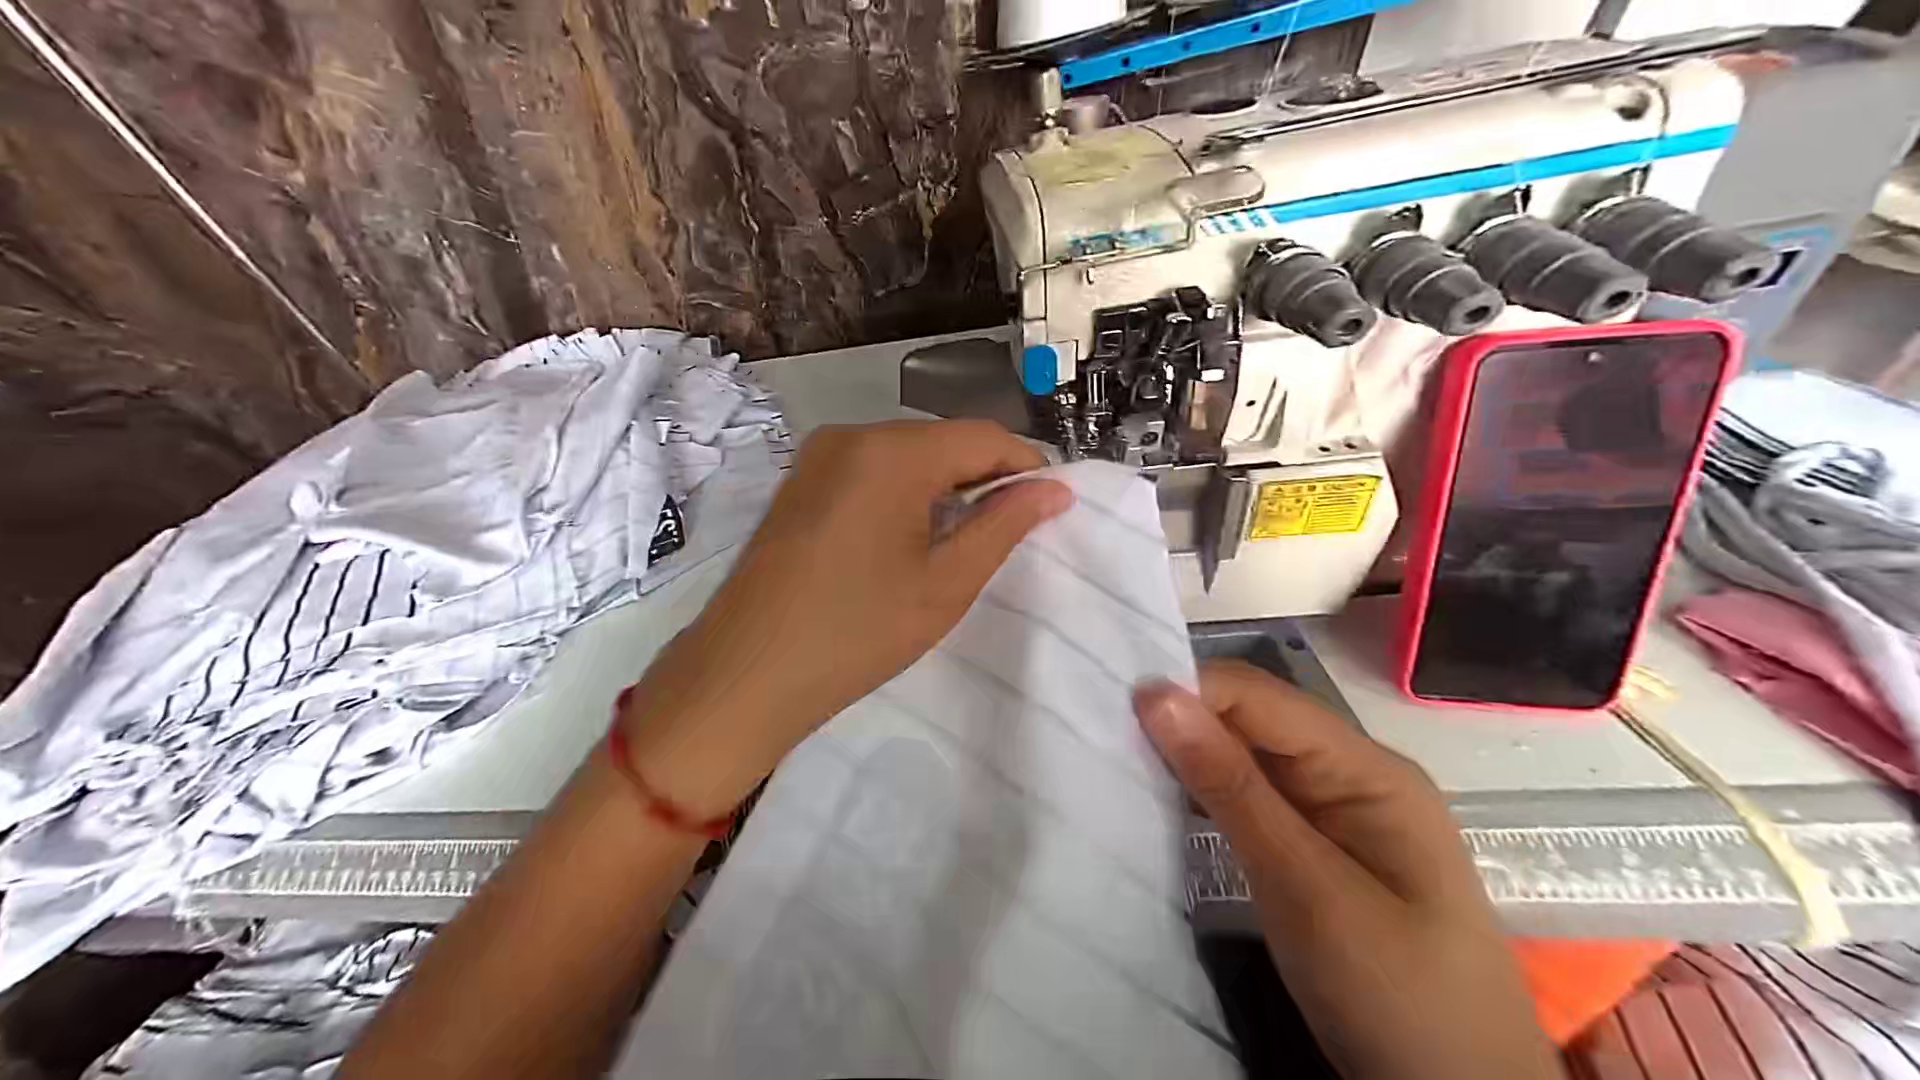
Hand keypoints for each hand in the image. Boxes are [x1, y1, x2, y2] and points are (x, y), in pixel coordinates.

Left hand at [620, 420, 1071, 814]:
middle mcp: (851, 436)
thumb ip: (1004, 526)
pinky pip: (870, 471)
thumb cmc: (857, 632)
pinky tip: (909, 537)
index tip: (1050, 506)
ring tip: (962, 539)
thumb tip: (1055, 488)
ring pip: (905, 454)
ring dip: (944, 486)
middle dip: (983, 477)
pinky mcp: (799, 483)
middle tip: (1008, 530)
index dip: (1025, 466)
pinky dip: (904, 493)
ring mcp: (817, 456)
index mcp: (891, 451)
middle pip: (942, 440)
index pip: (983, 436)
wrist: (746, 673)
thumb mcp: (946, 583)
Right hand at [1135, 662, 1561, 1079]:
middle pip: (1252, 719)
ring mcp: (1333, 810)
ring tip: (1119, 753)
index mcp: (1365, 768)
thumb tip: (1156, 694)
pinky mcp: (1314, 845)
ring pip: (1246, 756)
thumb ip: (1230, 786)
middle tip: (1104, 728)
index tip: (1114, 705)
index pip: (1259, 696)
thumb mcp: (1305, 887)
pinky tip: (1162, 794)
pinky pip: (1250, 796)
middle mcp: (1349, 773)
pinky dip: (1205, 791)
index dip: (1188, 689)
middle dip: (1183, 719)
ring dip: (1188, 754)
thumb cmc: (1396, 994)